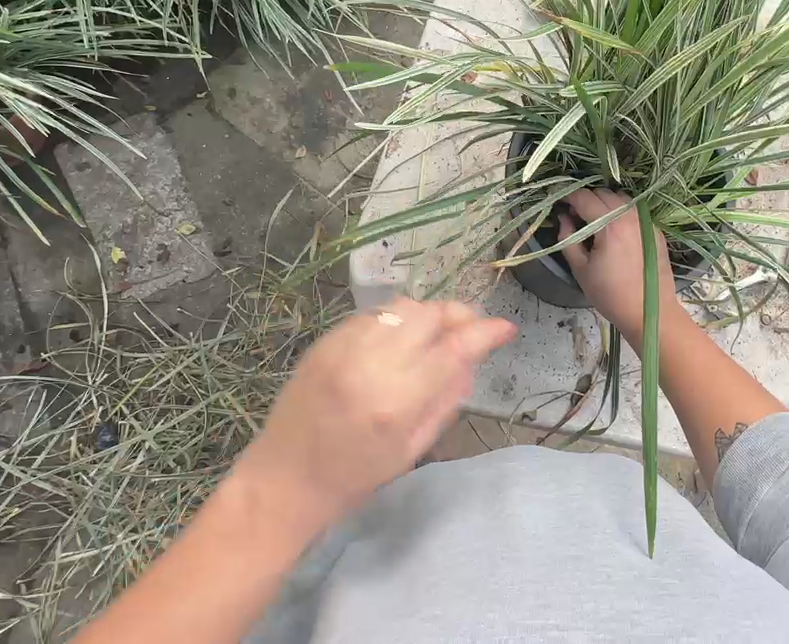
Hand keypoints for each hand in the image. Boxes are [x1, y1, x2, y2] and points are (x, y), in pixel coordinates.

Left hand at [229, 299, 516, 532]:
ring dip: (427, 316)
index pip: (454, 349)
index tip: (506, 329)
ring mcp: (343, 347)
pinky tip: (397, 342)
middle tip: (468, 332)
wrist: (282, 483)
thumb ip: (447, 400)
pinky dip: (395, 321)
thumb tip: (472, 360)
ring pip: (402, 306)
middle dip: (457, 316)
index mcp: (396, 401)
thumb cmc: (353, 478)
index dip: (486, 332)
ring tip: (432, 337)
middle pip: (430, 313)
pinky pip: (373, 314)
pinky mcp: (325, 341)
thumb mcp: (412, 449)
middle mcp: (370, 364)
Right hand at [557, 189, 682, 341]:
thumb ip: (567, 238)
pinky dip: (620, 212)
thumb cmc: (610, 294)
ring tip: (595, 221)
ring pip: (620, 198)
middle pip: (602, 193)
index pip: (584, 197)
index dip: (568, 197)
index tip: (559, 203)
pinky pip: (634, 210)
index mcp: (609, 225)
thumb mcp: (580, 269)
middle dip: (586, 199)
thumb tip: (563, 217)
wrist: (649, 311)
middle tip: (574, 215)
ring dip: (604, 202)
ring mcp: (645, 221)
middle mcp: (630, 216)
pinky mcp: (655, 229)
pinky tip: (614, 230)